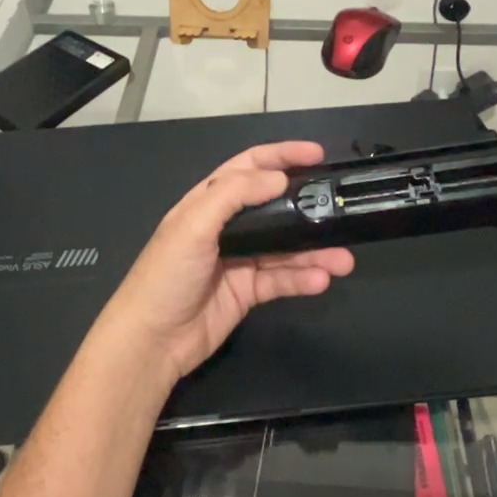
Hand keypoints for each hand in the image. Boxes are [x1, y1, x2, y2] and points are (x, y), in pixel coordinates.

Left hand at [95, 141, 354, 381]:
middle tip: (339, 207)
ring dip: (315, 251)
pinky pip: (282, 280)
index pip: (248, 168)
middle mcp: (225, 227)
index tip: (316, 154)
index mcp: (207, 202)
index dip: (281, 156)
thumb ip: (234, 195)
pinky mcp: (247, 292)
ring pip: (285, 247)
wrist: (152, 341)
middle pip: (274, 207)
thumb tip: (278, 178)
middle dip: (307, 206)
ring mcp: (238, 261)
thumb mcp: (193, 225)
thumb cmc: (166, 275)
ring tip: (344, 259)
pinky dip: (302, 279)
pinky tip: (322, 280)